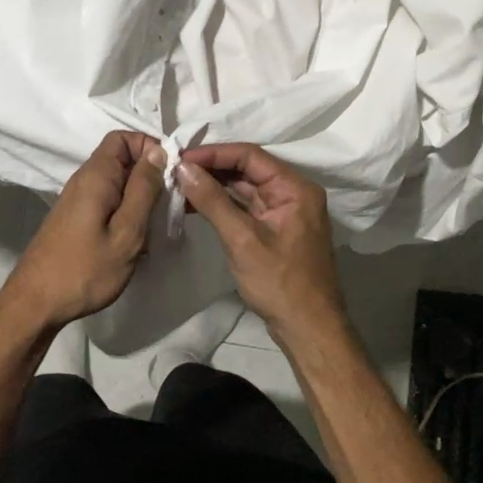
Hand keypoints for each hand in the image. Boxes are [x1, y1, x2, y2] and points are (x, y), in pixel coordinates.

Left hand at [0, 131, 167, 331]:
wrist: (36, 303)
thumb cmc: (84, 270)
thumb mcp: (126, 232)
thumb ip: (144, 190)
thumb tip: (158, 152)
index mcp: (95, 176)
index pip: (123, 137)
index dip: (150, 147)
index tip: (172, 174)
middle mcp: (83, 181)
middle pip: (122, 160)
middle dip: (150, 176)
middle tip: (171, 205)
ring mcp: (77, 202)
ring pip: (117, 185)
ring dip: (140, 200)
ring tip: (157, 227)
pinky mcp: (76, 220)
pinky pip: (107, 204)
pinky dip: (126, 215)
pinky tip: (136, 241)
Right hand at [176, 143, 346, 336]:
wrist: (308, 328)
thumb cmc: (279, 283)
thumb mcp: (242, 239)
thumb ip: (213, 201)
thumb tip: (183, 168)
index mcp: (295, 189)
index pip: (250, 156)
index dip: (214, 153)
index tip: (180, 156)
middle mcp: (293, 194)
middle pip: (247, 170)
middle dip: (210, 169)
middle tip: (173, 170)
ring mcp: (284, 213)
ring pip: (244, 189)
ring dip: (213, 187)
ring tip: (178, 186)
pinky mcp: (274, 230)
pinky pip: (245, 207)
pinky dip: (222, 205)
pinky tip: (195, 205)